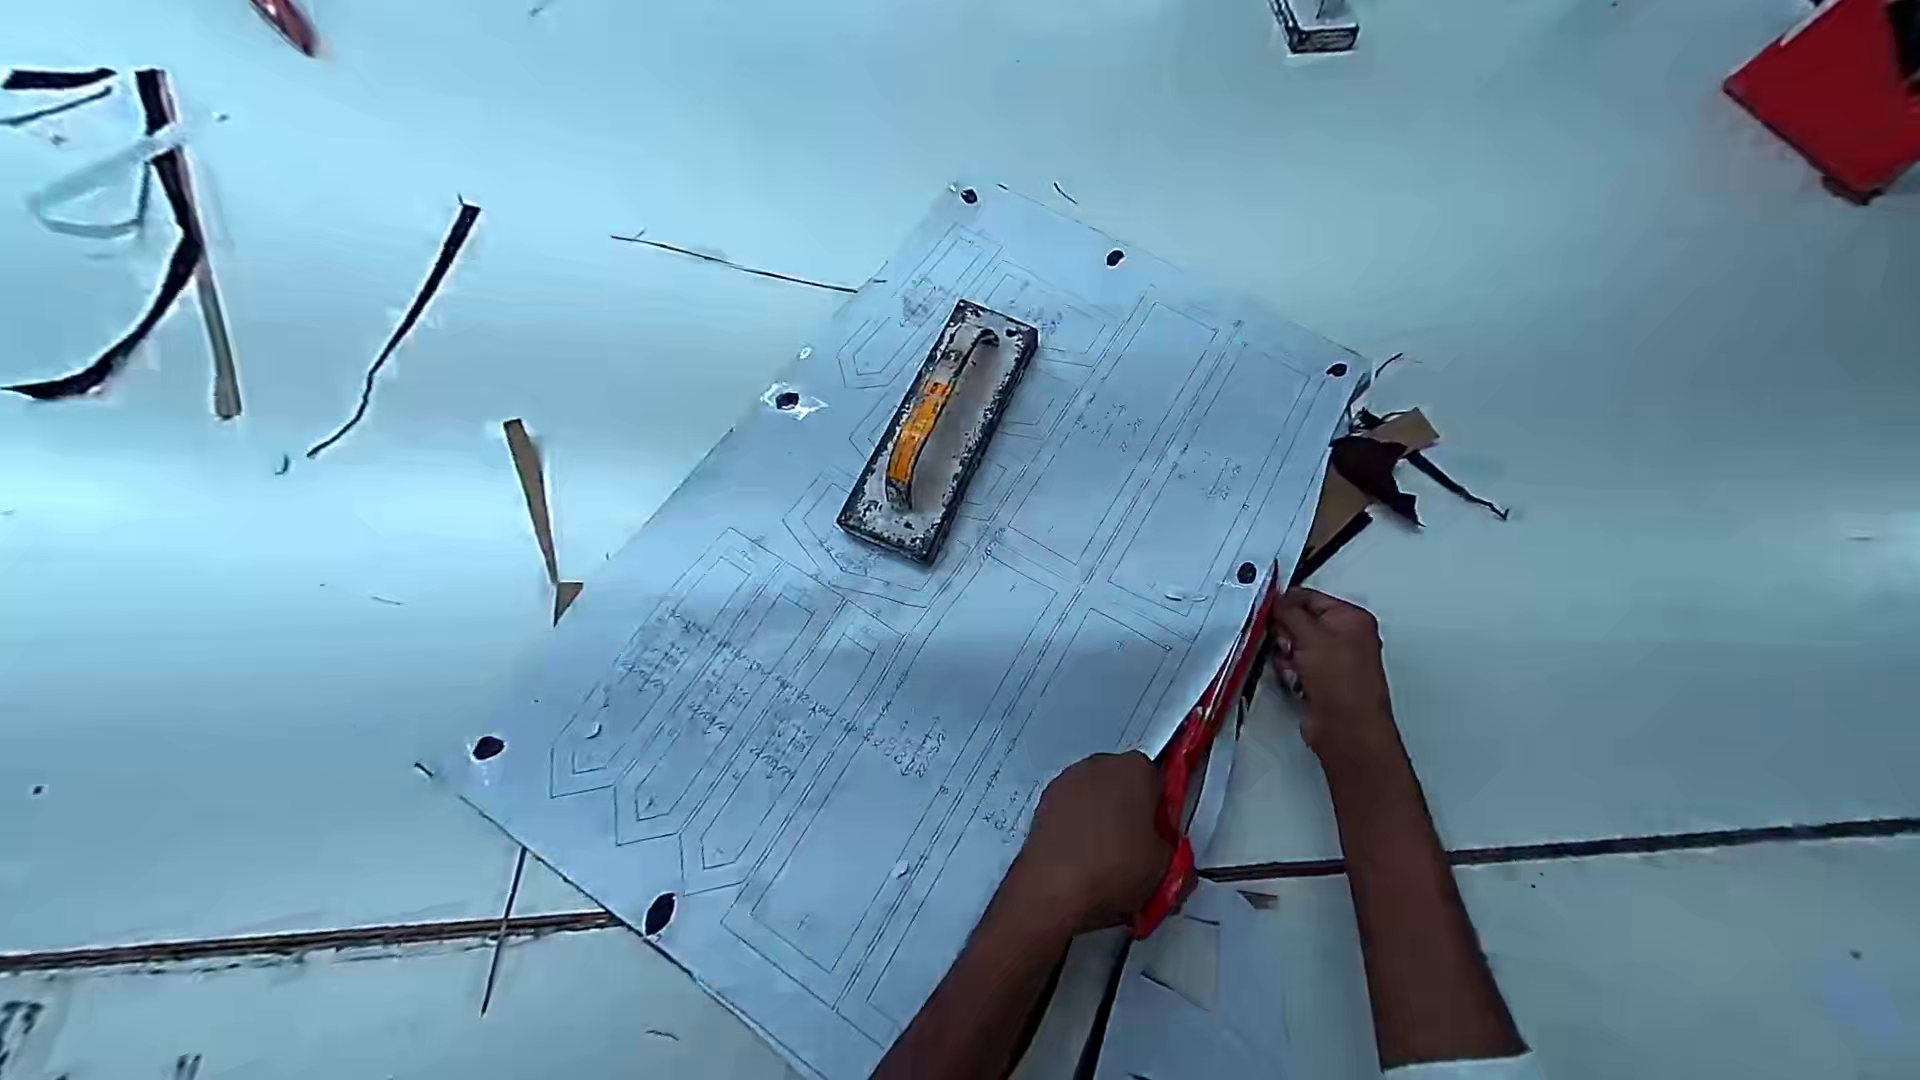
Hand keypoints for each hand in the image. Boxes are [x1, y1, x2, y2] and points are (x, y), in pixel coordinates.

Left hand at [1006, 752, 1170, 931]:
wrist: (1055, 887)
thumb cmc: (1111, 869)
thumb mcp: (1167, 868)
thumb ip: (1175, 849)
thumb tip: (1168, 853)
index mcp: (1135, 769)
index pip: (1158, 780)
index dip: (1162, 811)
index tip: (1162, 834)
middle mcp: (1099, 764)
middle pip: (1125, 784)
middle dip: (1132, 811)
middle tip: (1139, 849)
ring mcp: (1069, 779)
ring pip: (1096, 796)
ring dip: (1104, 818)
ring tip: (1109, 860)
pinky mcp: (1046, 798)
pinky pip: (1072, 808)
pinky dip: (1079, 826)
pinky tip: (1084, 857)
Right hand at [1270, 588, 1400, 763]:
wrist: (1346, 727)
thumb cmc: (1339, 680)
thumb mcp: (1310, 635)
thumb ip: (1288, 611)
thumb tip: (1275, 599)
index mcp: (1351, 617)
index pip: (1308, 597)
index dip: (1284, 603)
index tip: (1265, 612)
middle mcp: (1344, 635)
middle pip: (1297, 620)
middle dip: (1285, 633)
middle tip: (1288, 646)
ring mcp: (1332, 657)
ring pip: (1292, 643)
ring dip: (1285, 654)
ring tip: (1294, 668)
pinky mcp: (1321, 677)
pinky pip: (1294, 662)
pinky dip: (1289, 669)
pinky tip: (1295, 679)